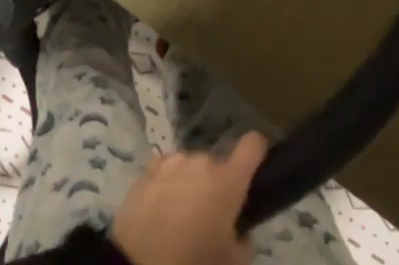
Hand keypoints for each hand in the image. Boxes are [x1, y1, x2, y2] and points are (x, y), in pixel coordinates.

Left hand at [110, 132, 265, 264]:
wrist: (141, 260)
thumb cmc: (195, 258)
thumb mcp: (233, 259)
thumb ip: (244, 238)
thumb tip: (239, 230)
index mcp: (228, 180)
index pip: (252, 146)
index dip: (257, 149)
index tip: (256, 161)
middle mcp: (201, 161)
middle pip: (218, 164)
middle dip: (217, 183)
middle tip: (211, 213)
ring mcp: (172, 161)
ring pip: (191, 166)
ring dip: (192, 181)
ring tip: (184, 212)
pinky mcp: (148, 167)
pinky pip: (168, 169)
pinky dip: (170, 182)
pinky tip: (164, 206)